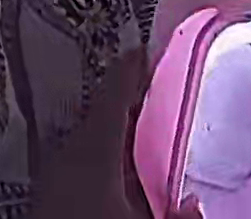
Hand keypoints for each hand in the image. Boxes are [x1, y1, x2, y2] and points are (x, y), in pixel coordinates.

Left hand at [28, 54, 204, 218]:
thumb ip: (179, 218)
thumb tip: (197, 206)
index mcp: (92, 150)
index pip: (114, 92)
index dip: (134, 68)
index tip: (152, 49)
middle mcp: (70, 153)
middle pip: (105, 114)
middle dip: (134, 103)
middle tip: (166, 93)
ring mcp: (57, 176)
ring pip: (95, 141)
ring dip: (123, 135)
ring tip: (156, 134)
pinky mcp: (53, 198)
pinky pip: (86, 166)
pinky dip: (110, 162)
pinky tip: (130, 180)